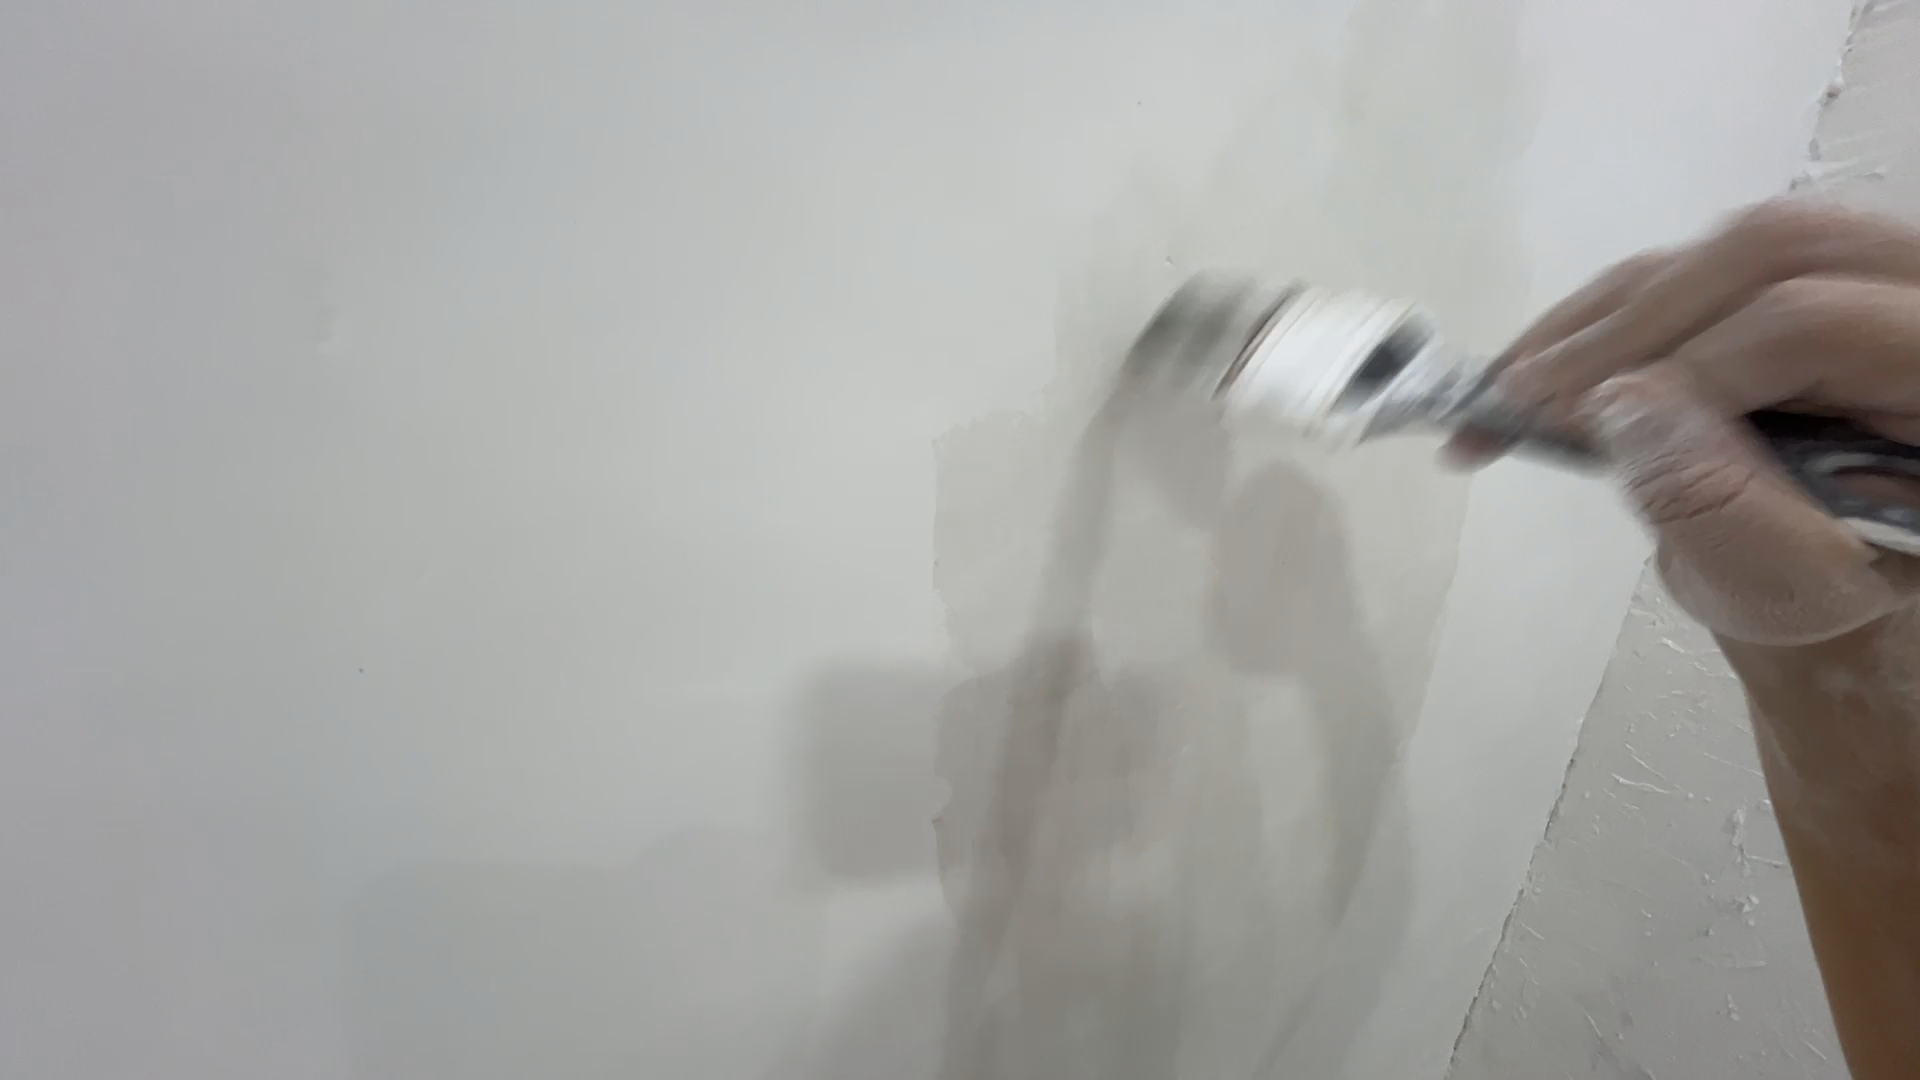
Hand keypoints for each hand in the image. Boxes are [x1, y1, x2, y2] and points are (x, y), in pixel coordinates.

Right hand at [1448, 198, 1919, 645]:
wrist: (1842, 588)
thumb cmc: (1831, 613)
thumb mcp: (1780, 590)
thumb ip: (1714, 505)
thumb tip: (1616, 407)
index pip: (1812, 323)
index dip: (1672, 373)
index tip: (1558, 430)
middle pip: (1772, 251)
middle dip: (1619, 326)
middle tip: (1517, 396)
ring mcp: (1879, 287)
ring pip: (1727, 248)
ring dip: (1597, 318)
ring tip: (1511, 384)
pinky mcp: (1807, 293)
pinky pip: (1700, 268)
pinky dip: (1601, 317)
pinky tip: (1538, 365)